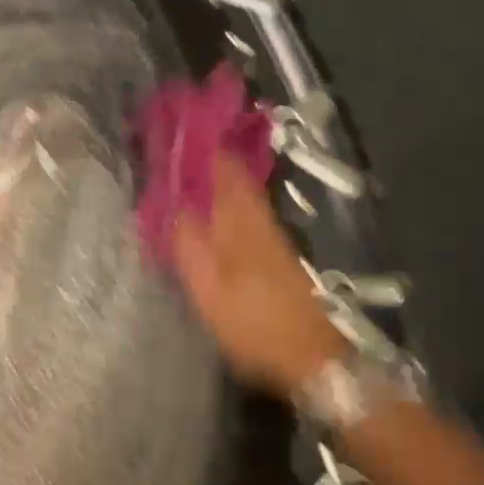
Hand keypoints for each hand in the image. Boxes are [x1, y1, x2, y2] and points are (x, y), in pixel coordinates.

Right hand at [170, 156, 348, 398]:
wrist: (313, 361)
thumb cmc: (253, 325)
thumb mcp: (209, 289)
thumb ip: (189, 245)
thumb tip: (171, 204)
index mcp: (242, 228)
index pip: (225, 176)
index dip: (208, 149)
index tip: (187, 123)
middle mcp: (260, 226)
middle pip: (238, 182)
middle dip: (216, 157)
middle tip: (191, 134)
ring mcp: (273, 242)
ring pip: (245, 197)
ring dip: (224, 176)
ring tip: (200, 159)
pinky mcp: (278, 259)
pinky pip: (250, 215)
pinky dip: (233, 199)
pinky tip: (222, 202)